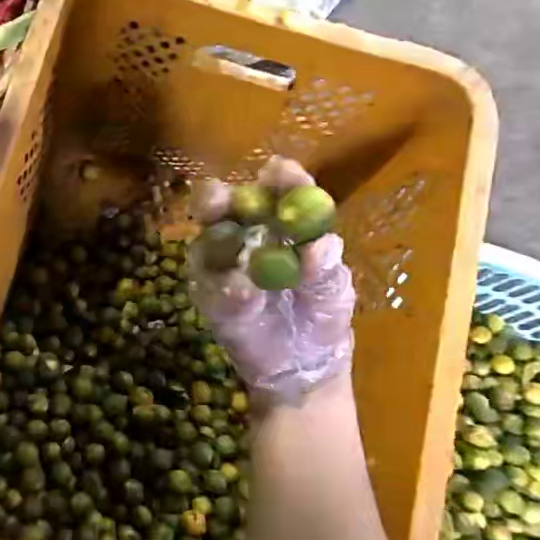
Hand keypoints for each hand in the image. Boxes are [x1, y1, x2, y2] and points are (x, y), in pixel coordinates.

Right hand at [189, 157, 356, 403]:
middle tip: (225, 200)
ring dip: (215, 240)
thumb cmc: (321, 315)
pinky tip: (244, 294)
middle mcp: (242, 235)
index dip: (278, 179)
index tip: (279, 172)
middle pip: (222, 206)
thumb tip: (323, 246)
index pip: (275, 191)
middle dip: (219, 198)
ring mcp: (220, 267)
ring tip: (237, 252)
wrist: (302, 366)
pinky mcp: (209, 299)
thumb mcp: (334, 291)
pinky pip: (208, 289)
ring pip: (205, 242)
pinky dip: (224, 289)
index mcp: (278, 223)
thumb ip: (327, 269)